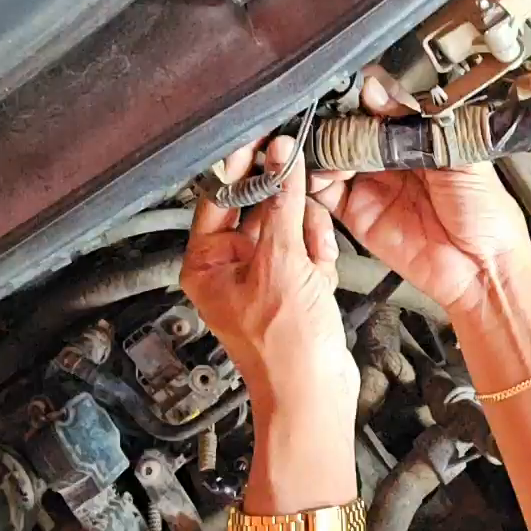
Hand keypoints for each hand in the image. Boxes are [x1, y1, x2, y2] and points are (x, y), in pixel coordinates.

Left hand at [181, 136, 356, 428]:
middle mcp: (230, 266)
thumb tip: (280, 155)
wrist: (316, 395)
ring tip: (314, 255)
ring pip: (287, 225)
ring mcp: (264, 275)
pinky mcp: (292, 285)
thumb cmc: (285, 347)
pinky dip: (318, 253)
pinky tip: (322, 270)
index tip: (263, 135)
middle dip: (286, 203)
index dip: (243, 163)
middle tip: (303, 180)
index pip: (220, 194)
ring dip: (307, 232)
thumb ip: (282, 202)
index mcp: (207, 262)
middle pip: (259, 207)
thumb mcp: (282, 262)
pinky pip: (306, 248)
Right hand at [309, 76, 530, 316]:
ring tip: (332, 147)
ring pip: (334, 157)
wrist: (483, 267)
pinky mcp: (358, 214)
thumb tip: (381, 92)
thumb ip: (418, 123)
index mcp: (420, 140)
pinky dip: (315, 180)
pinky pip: (326, 193)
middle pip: (352, 131)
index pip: (383, 111)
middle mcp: (393, 160)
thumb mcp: (460, 155)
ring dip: (325, 148)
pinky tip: (321, 171)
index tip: (358, 95)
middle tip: (339, 121)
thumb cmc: (488, 213)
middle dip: (341, 123)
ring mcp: (373, 185)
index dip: (367, 102)